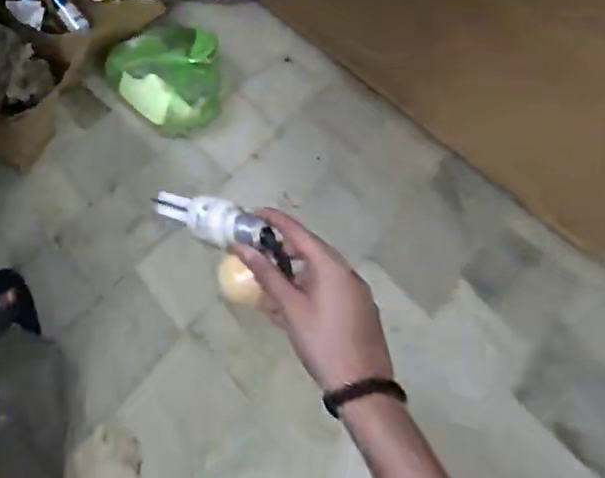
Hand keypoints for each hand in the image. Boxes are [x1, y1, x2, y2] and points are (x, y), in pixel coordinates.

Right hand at [233, 208, 393, 390]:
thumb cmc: (322, 342)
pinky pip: (329, 286)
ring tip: (271, 287)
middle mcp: (347, 272)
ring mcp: (357, 291)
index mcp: (331, 266)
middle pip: (309, 249)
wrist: (363, 391)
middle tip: (257, 253)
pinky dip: (308, 287)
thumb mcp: (290, 307)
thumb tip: (240, 247)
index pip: (297, 231)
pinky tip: (293, 306)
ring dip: (294, 272)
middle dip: (281, 249)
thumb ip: (265, 273)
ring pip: (318, 270)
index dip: (273, 219)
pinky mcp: (360, 309)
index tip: (251, 214)